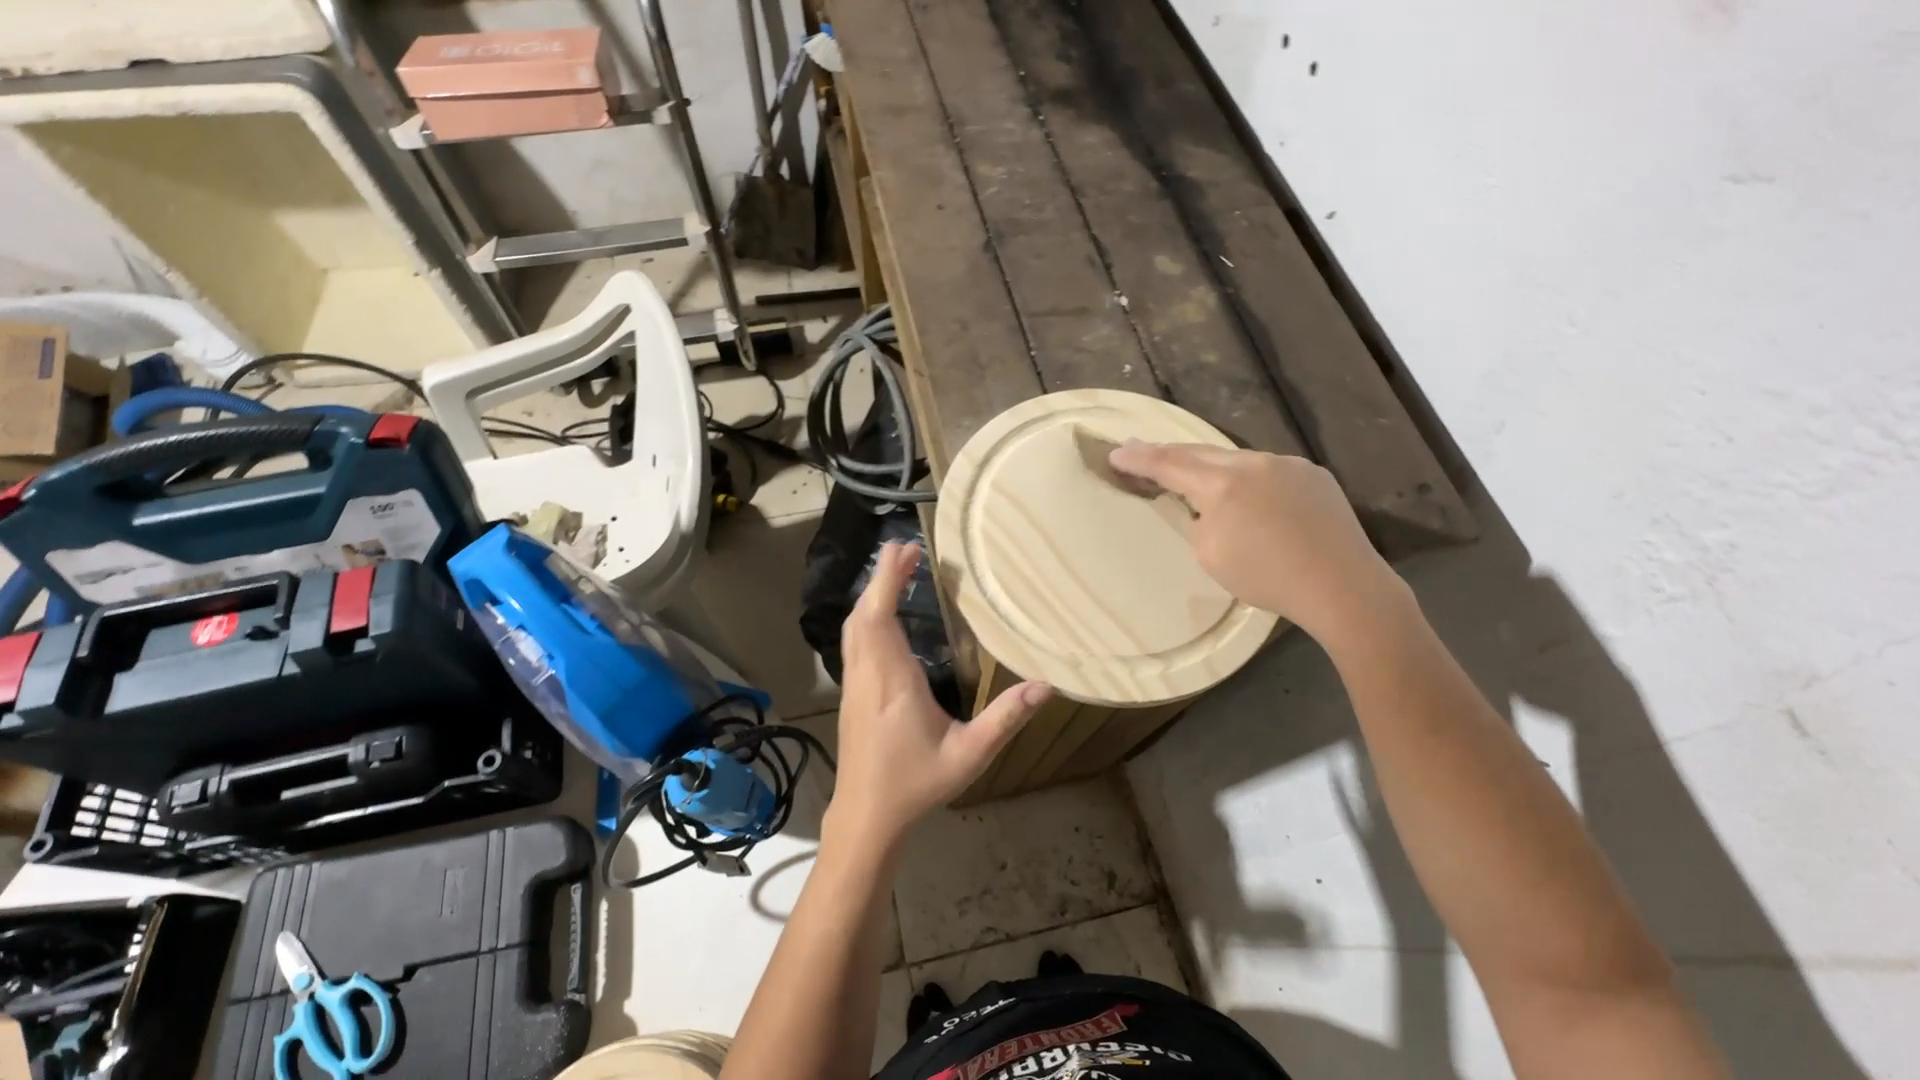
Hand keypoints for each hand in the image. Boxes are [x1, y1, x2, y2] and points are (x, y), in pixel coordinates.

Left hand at [826, 542, 1052, 851]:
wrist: (866, 816)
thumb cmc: (916, 784)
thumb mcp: (969, 754)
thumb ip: (1005, 719)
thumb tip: (1044, 686)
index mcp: (893, 681)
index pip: (880, 617)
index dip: (887, 580)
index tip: (902, 548)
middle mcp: (867, 676)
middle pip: (863, 615)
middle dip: (881, 578)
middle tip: (907, 550)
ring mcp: (854, 686)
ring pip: (854, 629)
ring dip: (872, 597)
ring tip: (897, 574)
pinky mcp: (852, 697)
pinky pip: (854, 644)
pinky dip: (867, 619)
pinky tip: (885, 621)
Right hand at [1107, 441, 1407, 641]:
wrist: (1343, 586)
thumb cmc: (1268, 579)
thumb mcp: (1212, 555)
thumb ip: (1201, 520)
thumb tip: (1210, 508)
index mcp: (1222, 484)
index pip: (1169, 464)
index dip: (1139, 458)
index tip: (1116, 452)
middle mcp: (1254, 463)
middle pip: (1201, 453)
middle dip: (1169, 455)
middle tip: (1141, 451)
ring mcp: (1289, 465)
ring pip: (1238, 462)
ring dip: (1214, 470)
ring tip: (1198, 480)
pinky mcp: (1314, 476)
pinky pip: (1270, 473)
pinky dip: (1251, 483)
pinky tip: (1254, 503)